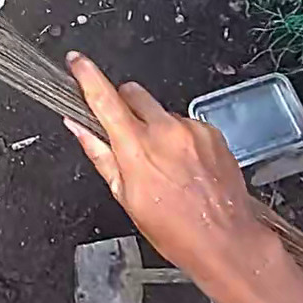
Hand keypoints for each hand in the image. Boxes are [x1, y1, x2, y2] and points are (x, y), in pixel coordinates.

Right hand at [63, 52, 277, 291]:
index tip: (77, 61)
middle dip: (123, 106)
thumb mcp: (125, 196)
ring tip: (164, 163)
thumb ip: (99, 154)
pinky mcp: (211, 131)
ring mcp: (191, 129)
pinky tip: (185, 164)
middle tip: (128, 137)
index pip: (104, 98)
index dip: (86, 75)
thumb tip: (78, 128)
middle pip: (132, 93)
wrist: (226, 241)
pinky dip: (179, 136)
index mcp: (137, 148)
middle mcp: (165, 131)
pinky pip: (185, 121)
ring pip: (160, 109)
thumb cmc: (175, 229)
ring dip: (154, 125)